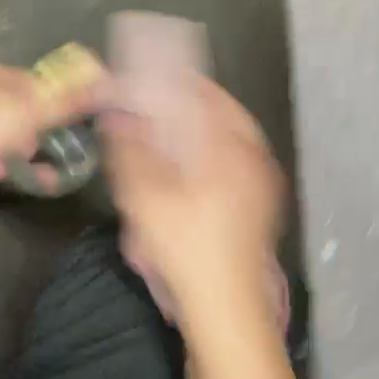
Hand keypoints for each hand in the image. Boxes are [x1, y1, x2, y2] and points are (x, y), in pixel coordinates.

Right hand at [101, 72, 283, 317]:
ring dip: (196, 128)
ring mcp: (261, 181)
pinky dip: (206, 152)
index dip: (171, 78)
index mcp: (230, 146)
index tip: (142, 74)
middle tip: (150, 102)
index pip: (202, 93)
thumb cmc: (185, 248)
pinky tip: (184, 169)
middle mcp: (253, 155)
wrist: (226, 305)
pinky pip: (232, 161)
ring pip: (227, 138)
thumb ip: (131, 151)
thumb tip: (118, 115)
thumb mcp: (146, 198)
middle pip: (219, 113)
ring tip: (163, 131)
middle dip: (185, 103)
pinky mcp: (258, 204)